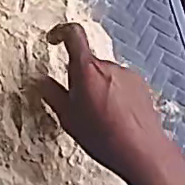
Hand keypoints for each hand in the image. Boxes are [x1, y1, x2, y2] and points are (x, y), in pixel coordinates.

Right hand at [36, 23, 184, 184]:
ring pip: (104, 75)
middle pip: (88, 62)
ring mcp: (127, 75)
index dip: (60, 32)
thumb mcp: (68, 117)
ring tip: (99, 117)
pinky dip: (113, 95)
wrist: (142, 152)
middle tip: (77, 103)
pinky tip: (114, 118)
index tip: (54, 38)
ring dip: (98, 89)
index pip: (73, 34)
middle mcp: (108, 66)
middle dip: (80, 78)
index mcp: (87, 69)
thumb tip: (43, 83)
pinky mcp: (141, 86)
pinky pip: (120, 84)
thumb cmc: (105, 136)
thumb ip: (52, 94)